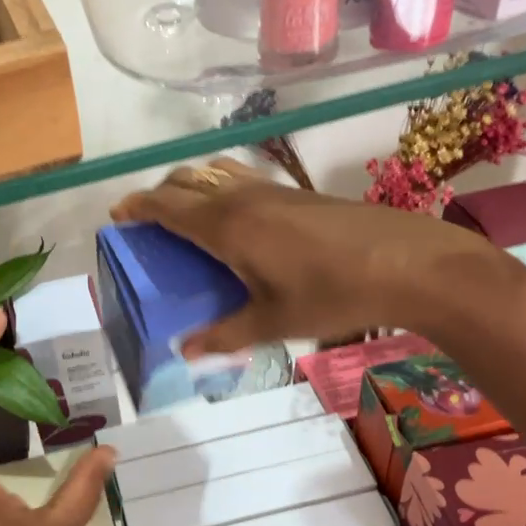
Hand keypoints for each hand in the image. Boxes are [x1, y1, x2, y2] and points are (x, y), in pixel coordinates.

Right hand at [110, 159, 495, 354]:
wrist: (408, 263)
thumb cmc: (332, 293)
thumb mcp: (274, 321)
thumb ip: (225, 334)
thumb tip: (184, 351)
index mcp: (226, 225)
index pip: (167, 205)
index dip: (137, 207)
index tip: (117, 215)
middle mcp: (242, 197)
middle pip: (187, 181)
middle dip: (160, 195)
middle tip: (148, 222)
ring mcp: (273, 189)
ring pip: (216, 174)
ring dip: (192, 188)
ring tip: (188, 217)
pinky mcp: (298, 193)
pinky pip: (242, 180)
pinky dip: (221, 190)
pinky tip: (238, 222)